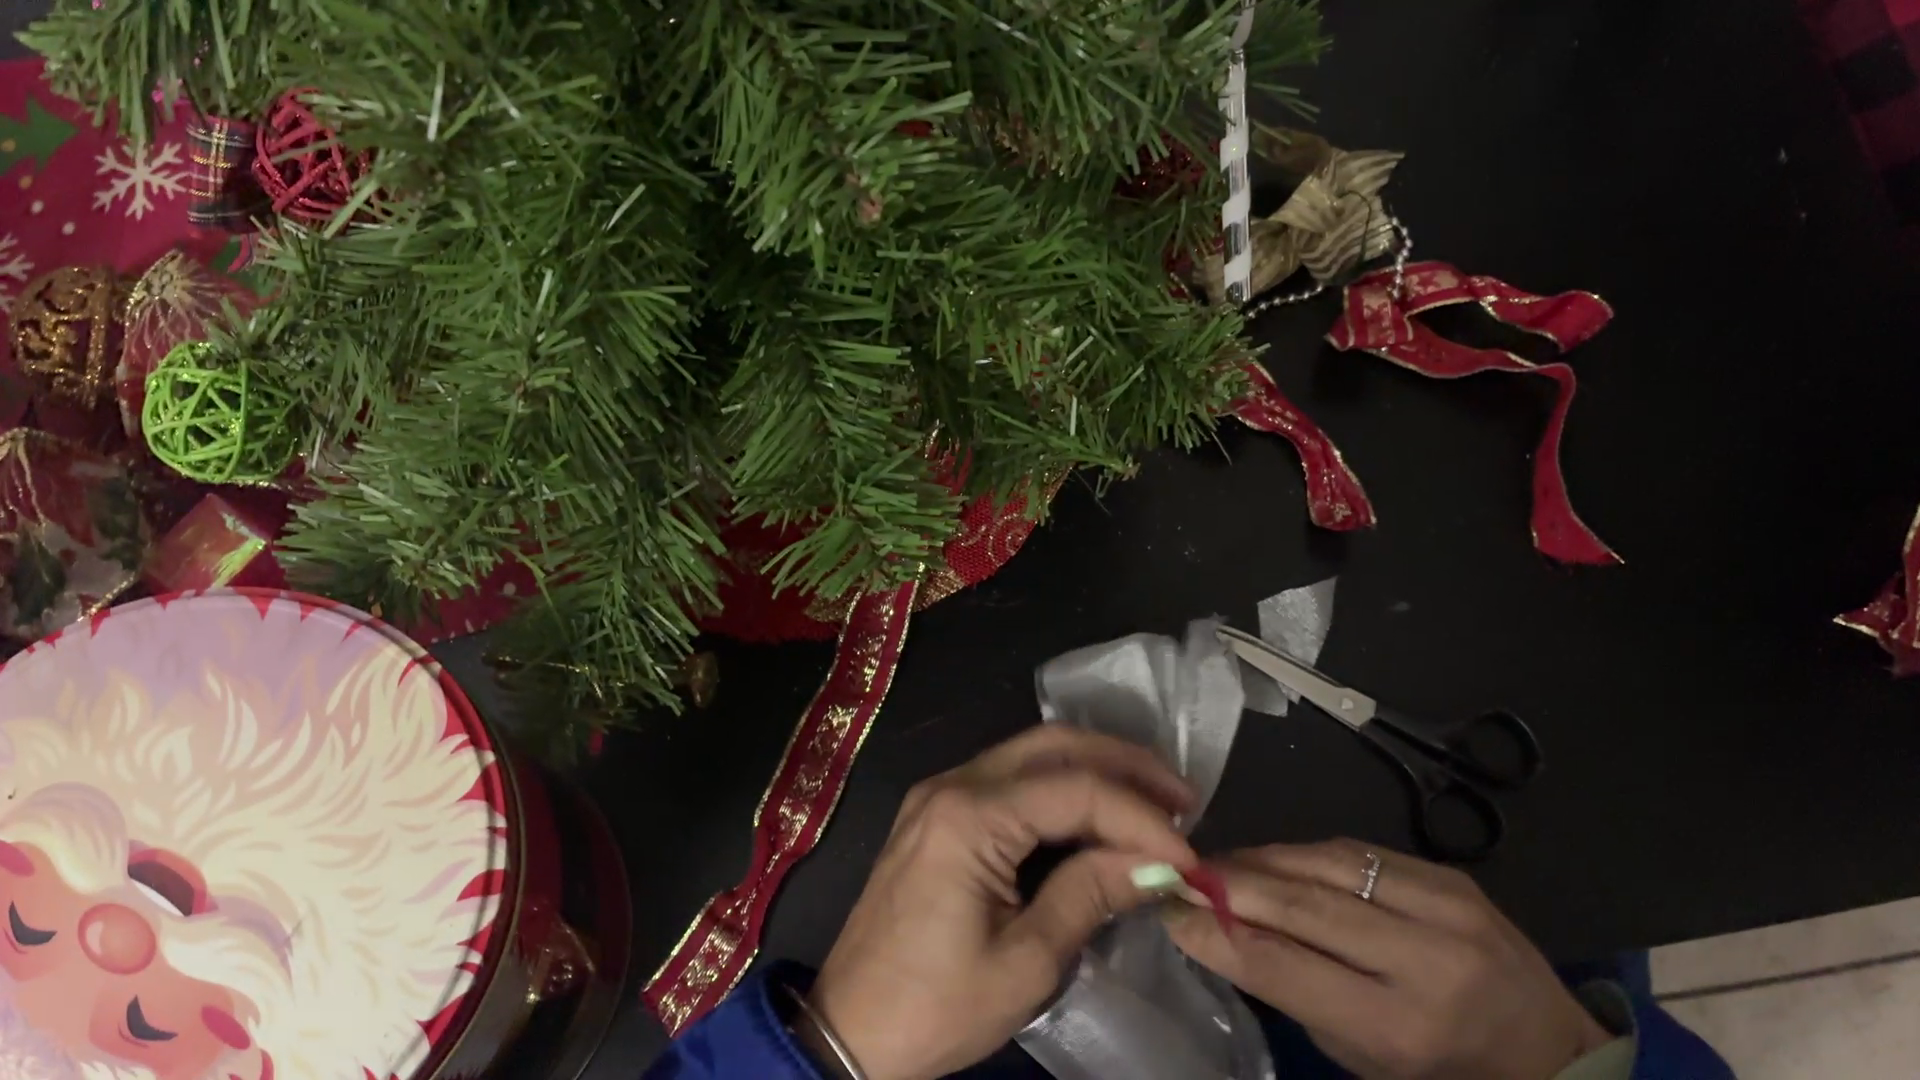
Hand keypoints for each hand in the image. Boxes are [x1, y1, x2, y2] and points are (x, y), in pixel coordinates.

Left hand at [807, 727, 1198, 1079]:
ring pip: (1031, 754)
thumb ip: (1091, 894)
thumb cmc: (937, 1006)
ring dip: (1094, 769)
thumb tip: (1160, 862)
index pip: (1076, 790)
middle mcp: (952, 785)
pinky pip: (1009, 778)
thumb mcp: (1027, 961)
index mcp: (968, 817)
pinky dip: (1060, 788)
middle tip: (1183, 800)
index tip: (1189, 857)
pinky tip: (1096, 813)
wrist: (849, 1031)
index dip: (1141, 817)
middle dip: (1124, 764)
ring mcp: (939, 794)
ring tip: (1153, 803)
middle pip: (1053, 746)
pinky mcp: (936, 813)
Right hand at [1163, 839, 1611, 1079]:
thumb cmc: (1438, 1073)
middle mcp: (1428, 958)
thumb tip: (1211, 927)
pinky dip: (1302, 853)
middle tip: (1181, 871)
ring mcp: (1445, 906)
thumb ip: (1288, 988)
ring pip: (1322, 862)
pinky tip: (1274, 860)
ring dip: (1260, 858)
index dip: (1217, 932)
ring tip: (1219, 862)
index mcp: (1403, 1027)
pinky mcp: (1449, 874)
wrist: (1550, 1053)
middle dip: (1229, 882)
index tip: (1169, 907)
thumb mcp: (1358, 1055)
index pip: (1284, 965)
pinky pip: (1353, 850)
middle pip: (1300, 902)